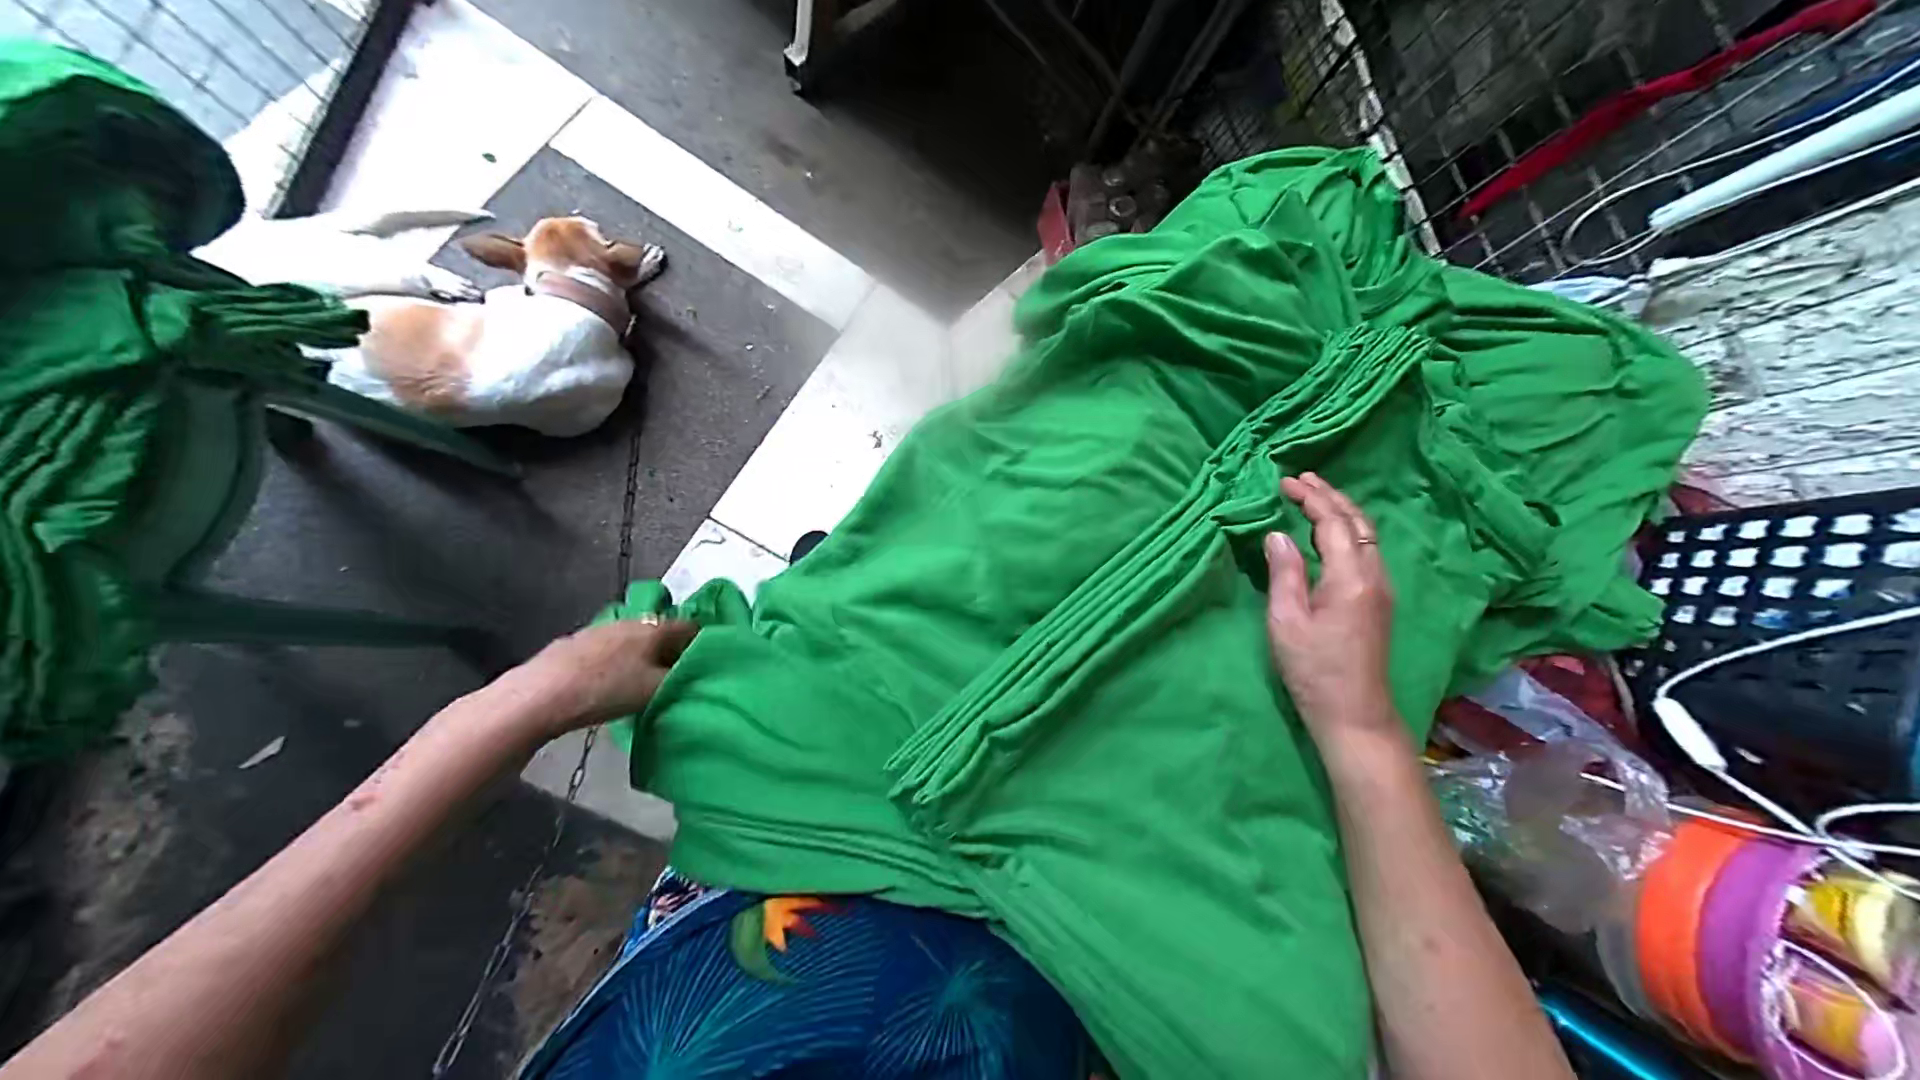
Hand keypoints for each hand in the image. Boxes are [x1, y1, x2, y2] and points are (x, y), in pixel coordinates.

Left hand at [501, 617, 699, 740]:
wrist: (539, 695)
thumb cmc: (606, 690)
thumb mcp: (655, 690)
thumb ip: (681, 678)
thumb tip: (699, 670)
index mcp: (654, 628)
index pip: (690, 627)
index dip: (702, 643)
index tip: (706, 662)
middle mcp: (629, 622)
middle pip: (660, 632)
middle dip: (670, 649)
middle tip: (675, 675)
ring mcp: (598, 631)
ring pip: (632, 640)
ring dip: (641, 655)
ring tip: (642, 681)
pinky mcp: (573, 644)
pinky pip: (607, 650)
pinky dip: (616, 661)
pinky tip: (608, 682)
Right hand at [1263, 473, 1399, 744]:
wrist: (1353, 711)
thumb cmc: (1313, 668)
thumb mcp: (1286, 621)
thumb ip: (1284, 572)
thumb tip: (1278, 533)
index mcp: (1350, 578)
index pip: (1332, 523)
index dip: (1310, 498)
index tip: (1285, 482)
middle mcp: (1374, 576)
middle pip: (1357, 523)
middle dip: (1330, 496)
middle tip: (1302, 479)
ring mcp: (1381, 588)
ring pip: (1366, 535)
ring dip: (1340, 511)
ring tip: (1313, 497)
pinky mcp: (1378, 601)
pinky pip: (1365, 550)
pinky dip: (1346, 530)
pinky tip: (1328, 533)